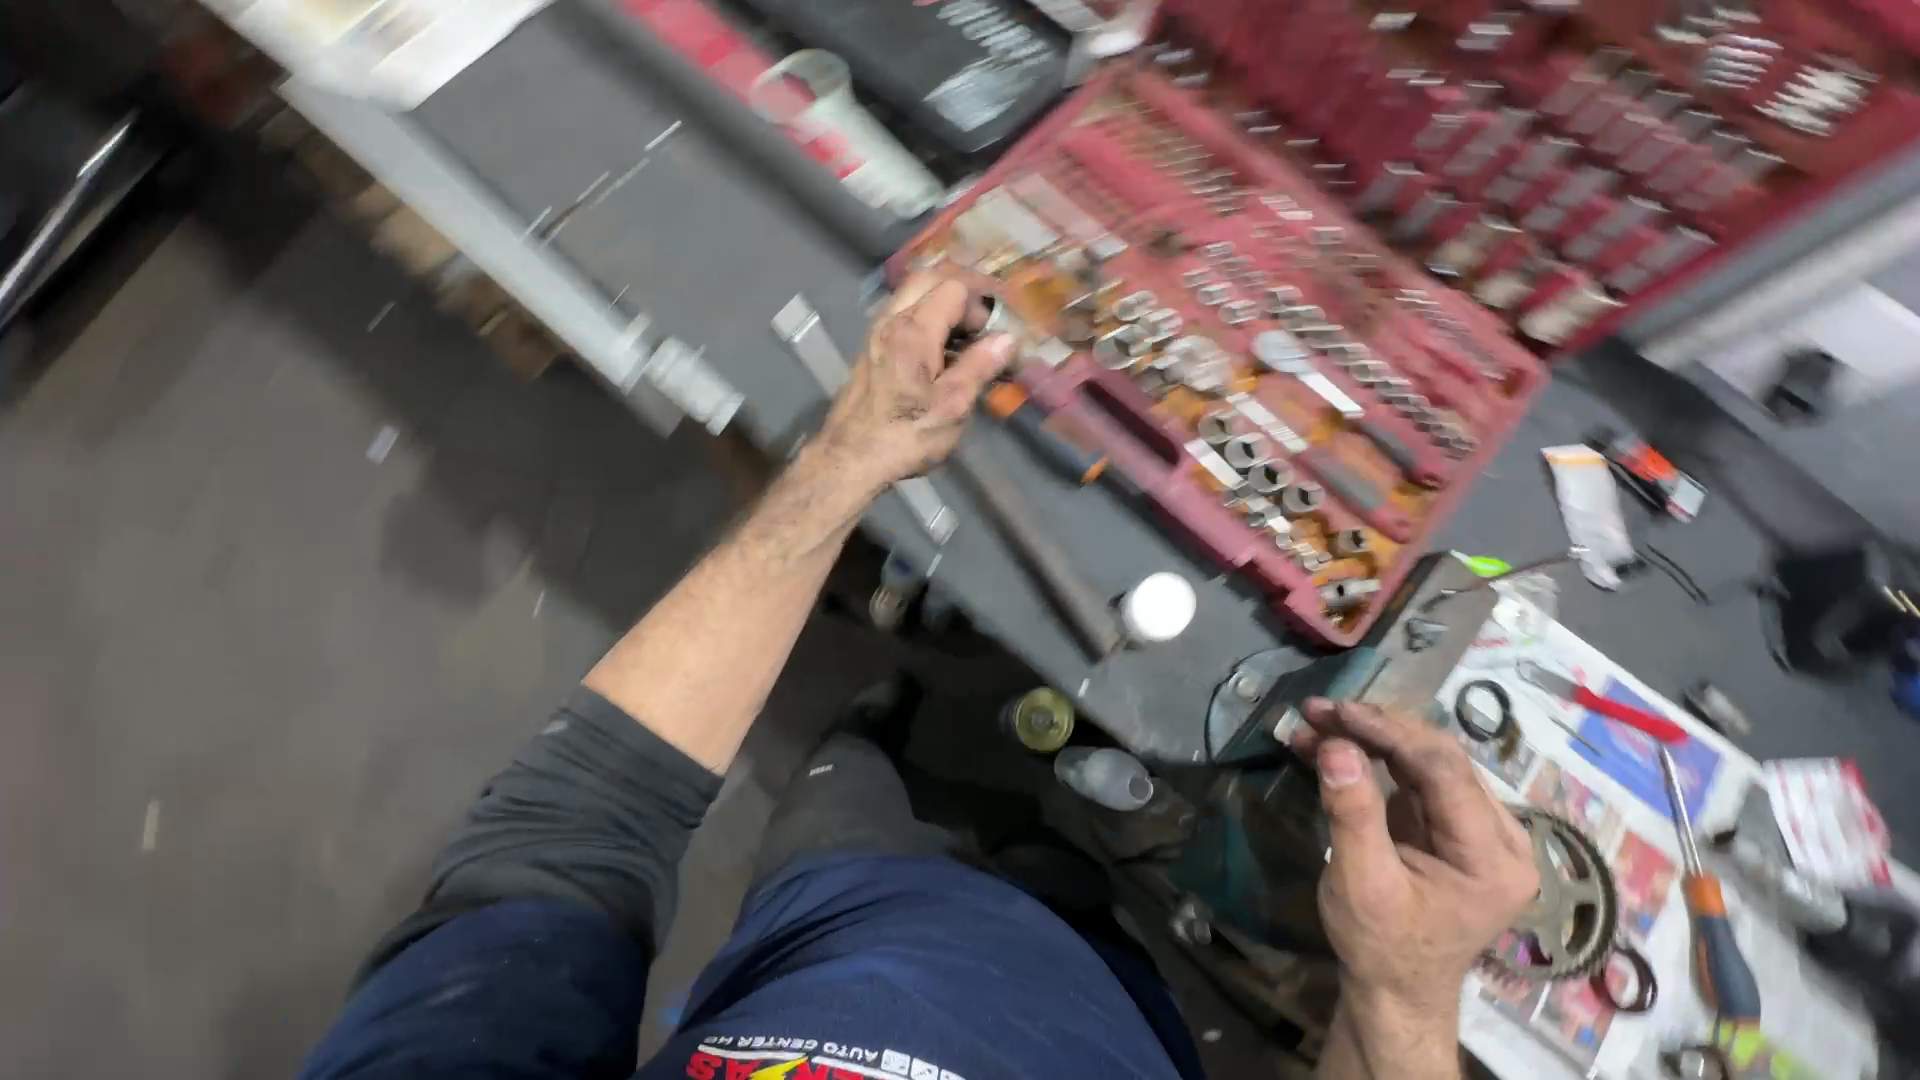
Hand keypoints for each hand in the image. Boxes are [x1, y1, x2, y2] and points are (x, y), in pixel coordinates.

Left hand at [815, 270, 1015, 493]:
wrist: (849, 458)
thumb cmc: (904, 436)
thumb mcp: (952, 406)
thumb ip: (979, 366)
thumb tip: (1008, 339)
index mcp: (914, 329)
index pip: (954, 287)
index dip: (981, 302)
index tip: (996, 330)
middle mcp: (890, 320)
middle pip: (929, 278)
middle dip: (962, 290)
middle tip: (984, 320)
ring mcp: (876, 332)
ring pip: (912, 294)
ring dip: (941, 303)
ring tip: (965, 335)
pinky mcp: (870, 348)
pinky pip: (901, 313)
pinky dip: (925, 317)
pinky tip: (939, 350)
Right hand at [1295, 700, 1539, 1063]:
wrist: (1394, 989)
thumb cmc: (1382, 945)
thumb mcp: (1362, 884)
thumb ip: (1353, 813)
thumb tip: (1335, 746)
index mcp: (1492, 856)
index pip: (1444, 771)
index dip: (1388, 732)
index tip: (1335, 713)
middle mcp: (1498, 834)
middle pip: (1438, 756)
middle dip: (1376, 726)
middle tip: (1319, 710)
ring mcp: (1475, 827)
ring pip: (1424, 757)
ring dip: (1369, 734)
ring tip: (1315, 719)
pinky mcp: (1447, 823)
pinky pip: (1411, 774)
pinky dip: (1370, 754)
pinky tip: (1330, 743)